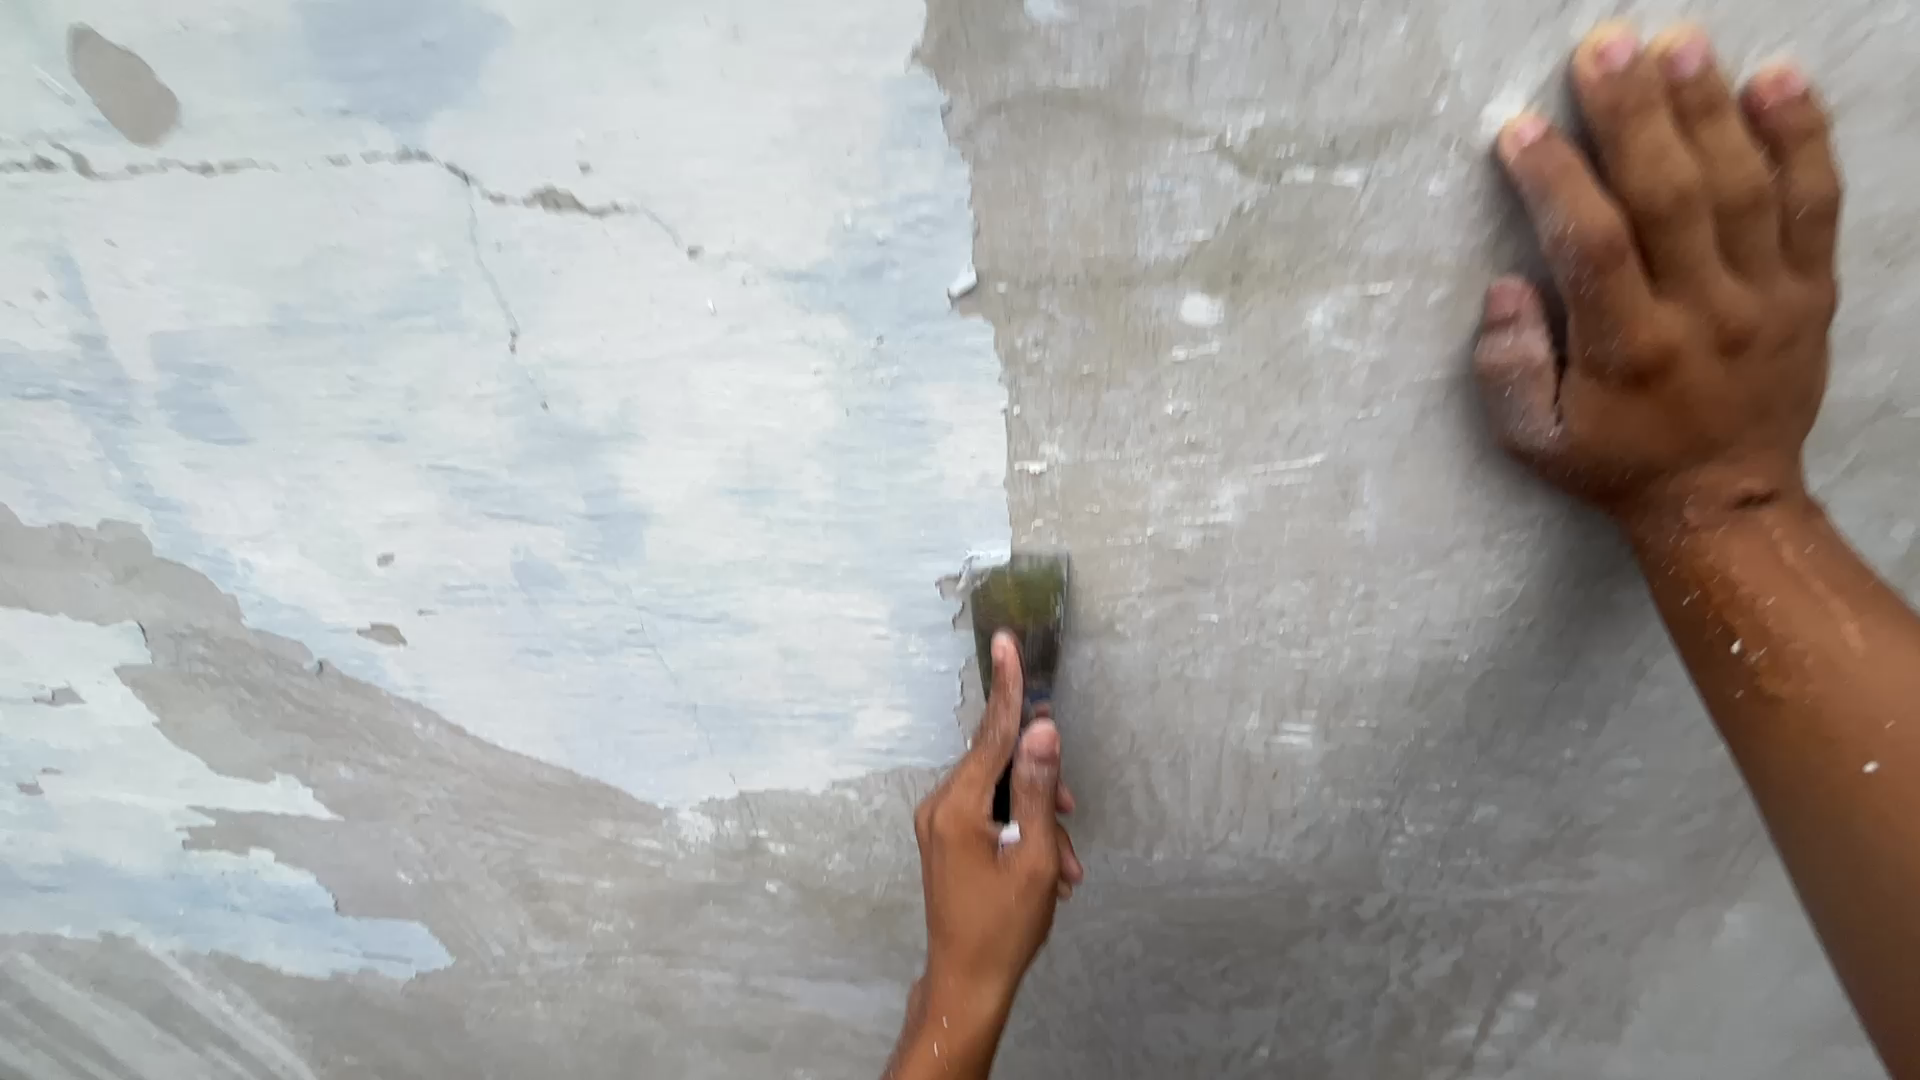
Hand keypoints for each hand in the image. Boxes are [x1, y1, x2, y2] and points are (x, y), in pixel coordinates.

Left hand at [885, 632, 1082, 1077]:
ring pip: (1000, 793)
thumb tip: (1043, 730)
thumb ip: (1039, 789)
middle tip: (1071, 819)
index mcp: (957, 805)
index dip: (1007, 686)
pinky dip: (1020, 830)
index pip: (991, 733)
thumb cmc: (1003, 928)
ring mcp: (939, 822)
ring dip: (1038, 819)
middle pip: (1000, 765)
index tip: (1006, 643)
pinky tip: (1047, 870)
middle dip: (1043, 788)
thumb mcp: (1035, 857)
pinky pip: (989, 813)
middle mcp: (940, 804)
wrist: (966, 985)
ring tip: (1064, 867)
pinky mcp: (945, 837)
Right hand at [1475, 22, 1840, 534]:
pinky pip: (1814, 198)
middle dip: (1632, 115)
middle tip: (1603, 48)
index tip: (1520, 132)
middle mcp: (1704, 308)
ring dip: (1707, 106)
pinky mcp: (1811, 284)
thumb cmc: (1609, 464)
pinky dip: (1800, 133)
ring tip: (1674, 43)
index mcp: (1627, 347)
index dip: (1555, 181)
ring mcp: (1768, 291)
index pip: (1592, 244)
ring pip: (1742, 182)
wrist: (1723, 495)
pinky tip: (1773, 80)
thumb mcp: (1531, 439)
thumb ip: (1509, 369)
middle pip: (1671, 193)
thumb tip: (1508, 288)